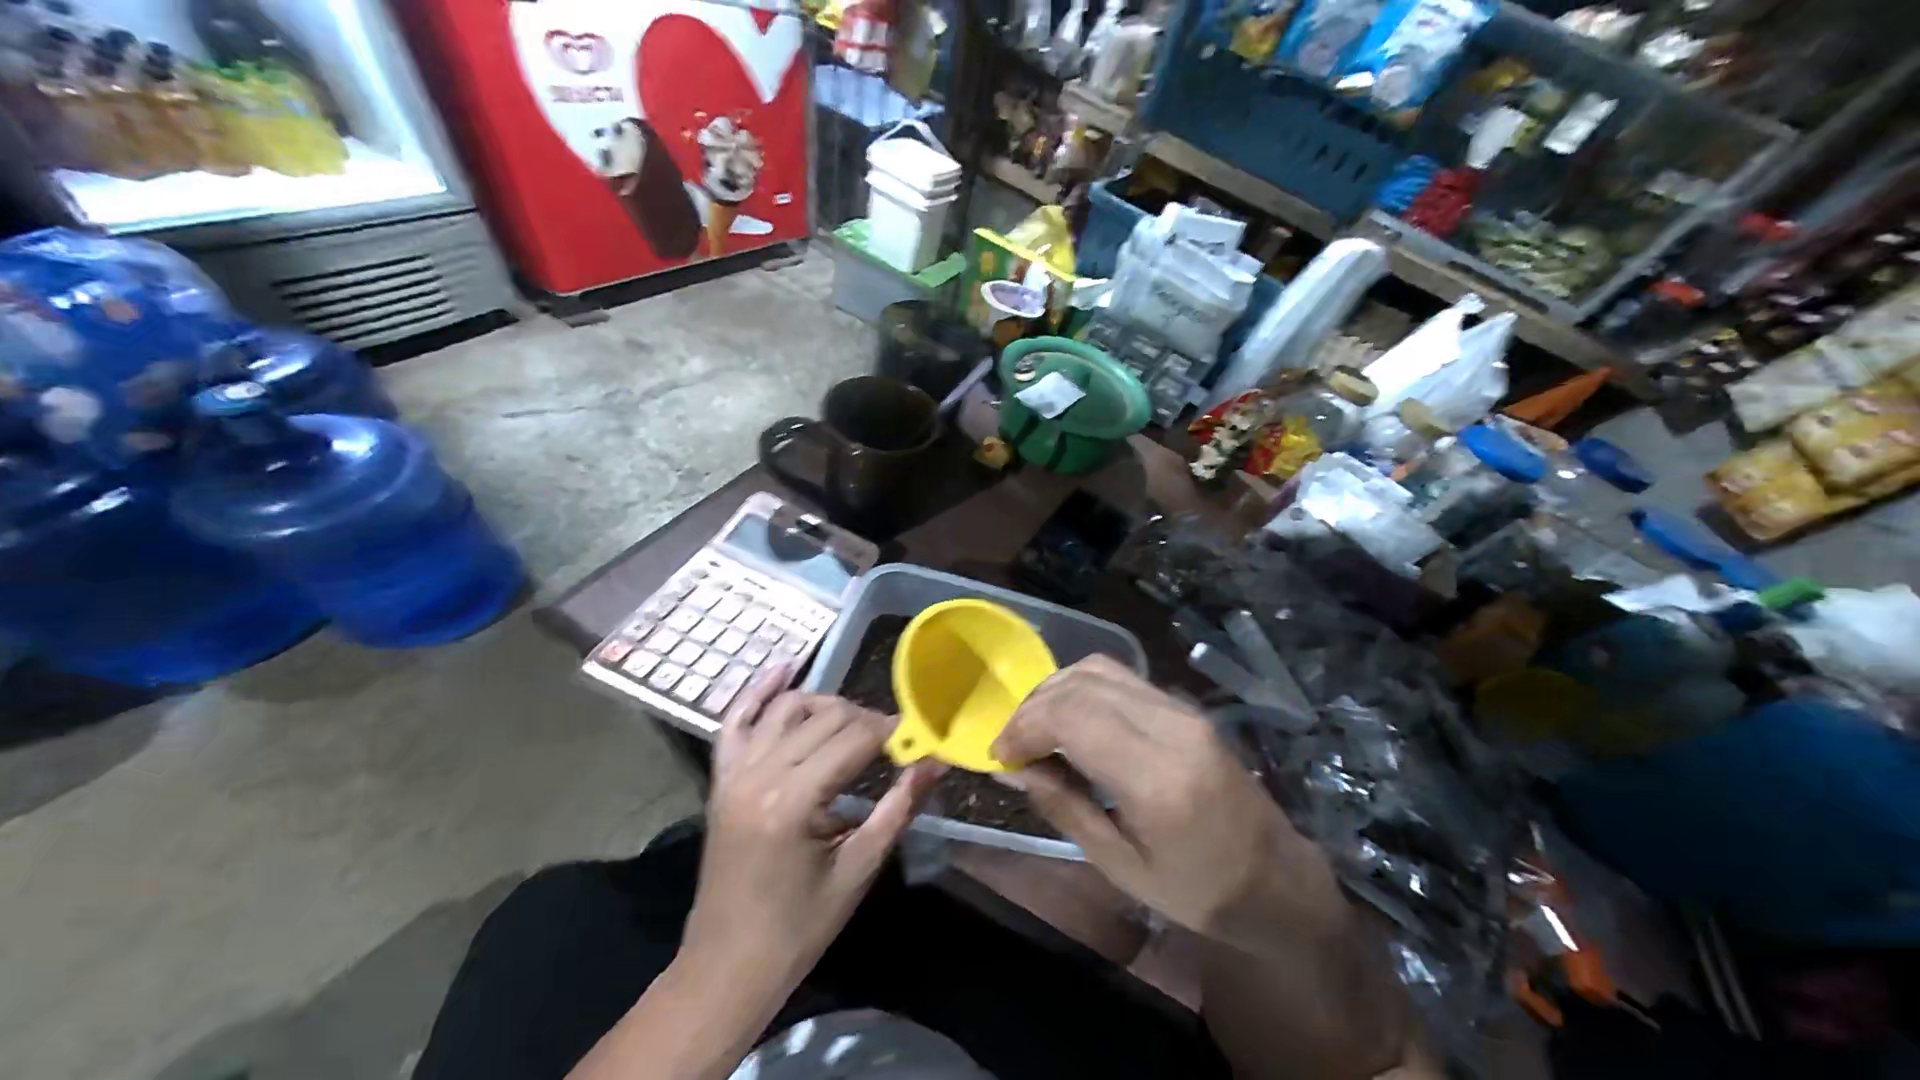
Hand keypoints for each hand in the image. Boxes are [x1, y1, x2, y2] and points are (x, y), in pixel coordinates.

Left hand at [680, 666, 942, 1003]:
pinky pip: (735, 719)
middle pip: (823, 719)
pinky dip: (759, 691)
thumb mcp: (857, 870)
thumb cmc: (799, 927)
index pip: (853, 740)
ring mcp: (733, 772)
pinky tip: (786, 668)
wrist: (727, 964)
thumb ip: (897, 810)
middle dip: (864, 720)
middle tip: (893, 738)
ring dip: (824, 704)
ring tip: (854, 721)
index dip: (891, 731)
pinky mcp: (720, 778)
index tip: (918, 734)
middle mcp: (758, 773)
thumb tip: (934, 764)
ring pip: (785, 709)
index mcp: (792, 801)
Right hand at [993, 655, 1346, 947]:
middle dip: (1032, 707)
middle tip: (1012, 745)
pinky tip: (1070, 720)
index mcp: (1156, 776)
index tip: (1001, 756)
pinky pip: (1121, 678)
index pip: (1072, 717)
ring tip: (1036, 730)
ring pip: (1099, 670)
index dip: (1024, 727)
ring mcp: (1182, 710)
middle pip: (1081, 685)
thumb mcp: (1121, 866)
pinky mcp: (1186, 707)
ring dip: (1055, 692)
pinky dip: (1082, 690)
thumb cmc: (1198, 889)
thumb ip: (1065, 807)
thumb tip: (1016, 768)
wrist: (1277, 879)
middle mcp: (1171, 727)